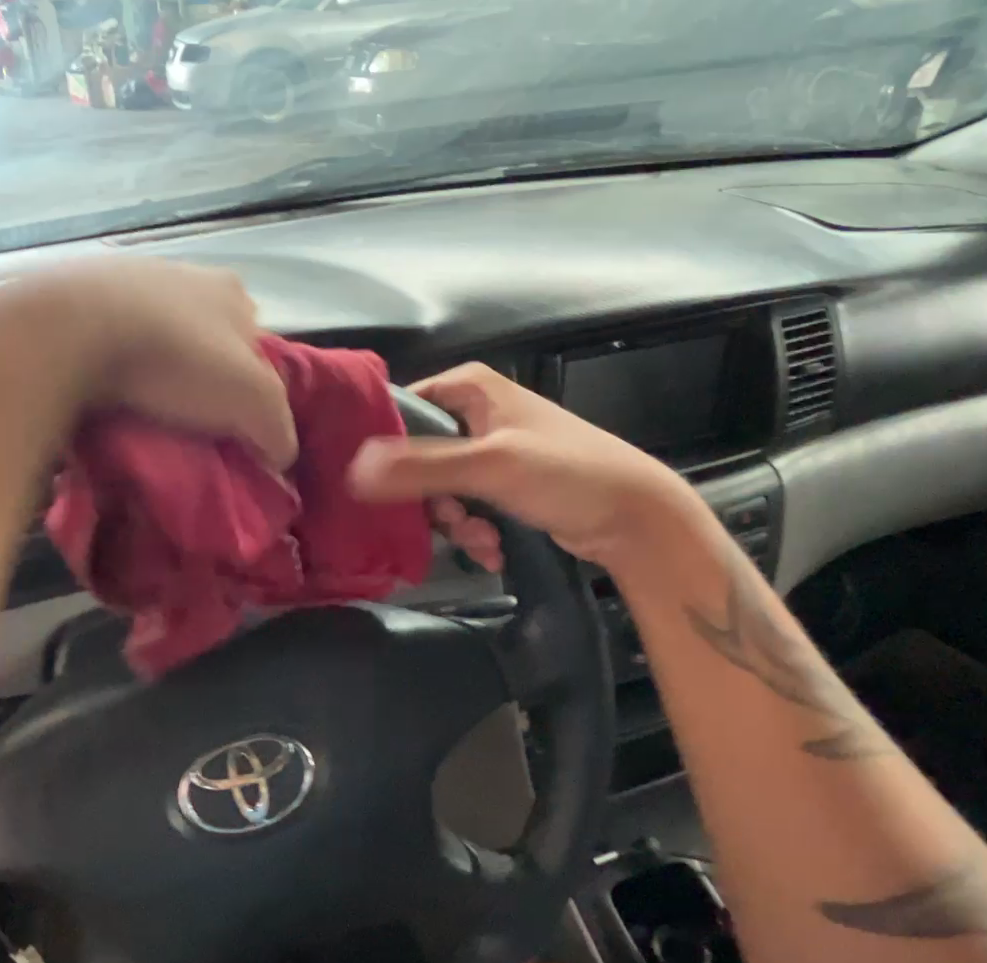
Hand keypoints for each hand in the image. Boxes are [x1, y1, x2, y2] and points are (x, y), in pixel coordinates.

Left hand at [0, 259, 297, 468]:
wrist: (67, 330)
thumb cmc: (175, 358)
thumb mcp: (252, 400)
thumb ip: (278, 429)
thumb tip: (280, 458)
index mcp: (230, 292)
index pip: (255, 347)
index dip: (249, 390)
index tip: (231, 426)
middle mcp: (181, 272)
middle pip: (204, 338)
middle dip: (198, 376)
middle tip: (185, 422)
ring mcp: (122, 276)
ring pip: (152, 334)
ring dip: (151, 368)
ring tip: (139, 412)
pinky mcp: (72, 293)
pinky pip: (103, 337)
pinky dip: (107, 362)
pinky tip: (100, 391)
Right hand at [347, 363, 702, 570]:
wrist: (634, 518)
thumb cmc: (565, 473)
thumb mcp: (490, 465)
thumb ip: (421, 468)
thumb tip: (351, 472)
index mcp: (468, 387)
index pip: (400, 408)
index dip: (383, 447)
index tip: (375, 487)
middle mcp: (474, 413)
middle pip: (415, 458)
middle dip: (431, 501)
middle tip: (452, 521)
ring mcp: (486, 452)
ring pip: (437, 491)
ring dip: (455, 524)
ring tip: (483, 540)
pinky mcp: (499, 486)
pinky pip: (464, 509)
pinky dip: (474, 532)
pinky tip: (494, 550)